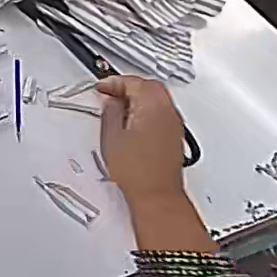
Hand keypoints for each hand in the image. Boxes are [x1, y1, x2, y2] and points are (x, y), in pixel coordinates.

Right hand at [96, 76, 186, 204]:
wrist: (156, 195)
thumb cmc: (137, 171)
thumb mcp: (112, 136)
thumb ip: (110, 112)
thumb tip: (111, 102)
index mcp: (152, 106)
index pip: (134, 82)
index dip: (115, 81)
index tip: (102, 86)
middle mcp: (168, 112)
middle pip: (150, 86)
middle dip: (128, 86)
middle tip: (110, 92)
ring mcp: (174, 124)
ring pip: (158, 98)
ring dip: (139, 97)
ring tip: (118, 106)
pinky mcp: (174, 136)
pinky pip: (162, 112)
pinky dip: (147, 109)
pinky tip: (132, 120)